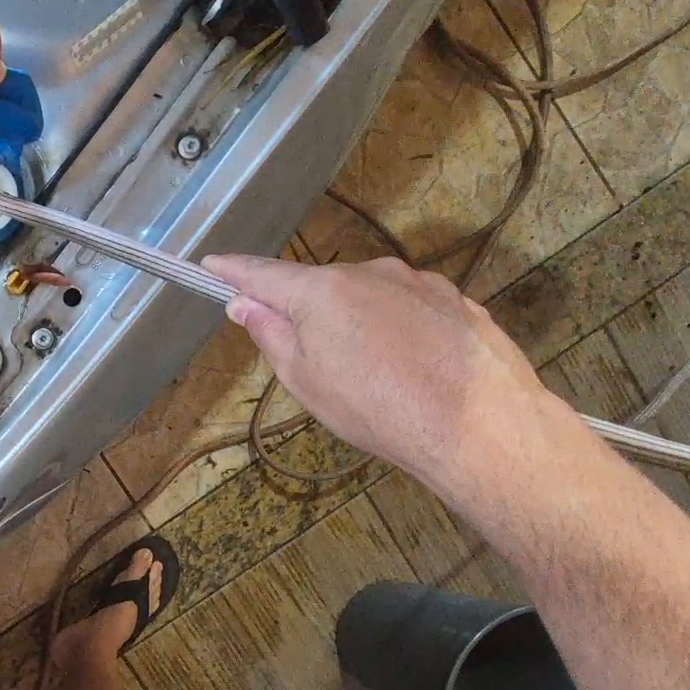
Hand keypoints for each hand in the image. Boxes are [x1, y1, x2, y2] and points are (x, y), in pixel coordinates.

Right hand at [202, 255, 567, 485]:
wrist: (479, 426)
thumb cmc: (374, 407)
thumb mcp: (303, 379)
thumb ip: (270, 334)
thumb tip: (245, 303)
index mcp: (322, 290)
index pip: (263, 274)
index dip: (232, 270)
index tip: (210, 264)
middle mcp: (369, 272)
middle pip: (318, 285)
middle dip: (302, 309)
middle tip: (304, 357)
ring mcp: (417, 282)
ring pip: (365, 294)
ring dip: (352, 319)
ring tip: (366, 371)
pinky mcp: (455, 299)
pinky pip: (405, 306)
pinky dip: (392, 326)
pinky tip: (406, 364)